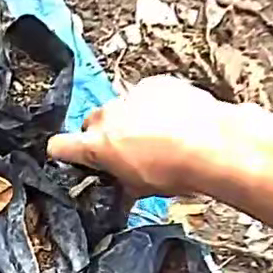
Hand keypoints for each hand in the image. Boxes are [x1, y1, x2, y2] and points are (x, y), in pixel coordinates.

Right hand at [47, 75, 255, 196]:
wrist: (213, 144)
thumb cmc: (175, 170)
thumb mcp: (140, 189)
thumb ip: (120, 182)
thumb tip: (122, 189)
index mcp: (97, 145)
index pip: (59, 145)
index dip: (62, 152)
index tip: (70, 156)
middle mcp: (108, 116)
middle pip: (91, 123)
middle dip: (102, 135)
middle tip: (122, 151)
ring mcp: (131, 96)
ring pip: (119, 108)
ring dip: (128, 120)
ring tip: (153, 137)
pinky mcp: (155, 83)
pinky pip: (144, 95)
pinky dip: (152, 106)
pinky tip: (170, 121)